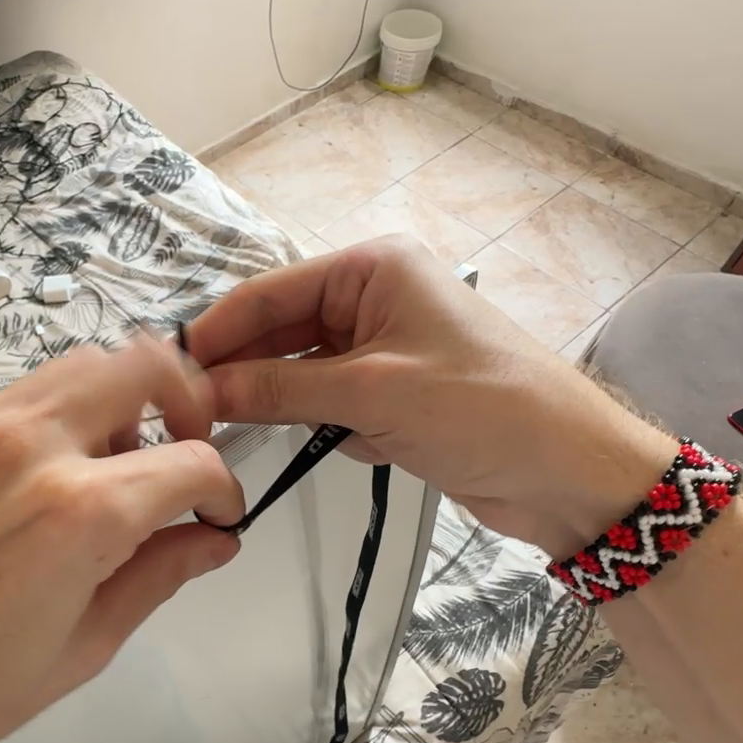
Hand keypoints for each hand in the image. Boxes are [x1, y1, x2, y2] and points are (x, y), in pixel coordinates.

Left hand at [0, 336, 245, 742]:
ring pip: (84, 364)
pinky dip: (62, 415)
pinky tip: (48, 473)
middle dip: (187, 400)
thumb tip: (216, 538)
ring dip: (123, 400)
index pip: (192, 463)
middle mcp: (30, 445)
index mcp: (77, 512)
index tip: (218, 515)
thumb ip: (160, 573)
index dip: (223, 488)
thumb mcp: (84, 647)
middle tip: (184, 451)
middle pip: (145, 364)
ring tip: (115, 463)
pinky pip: (26, 394)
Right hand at [185, 236, 675, 558]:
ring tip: (224, 429)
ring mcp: (380, 350)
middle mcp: (373, 300)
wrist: (570, 473)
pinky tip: (312, 444)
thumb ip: (284, 388)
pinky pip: (326, 402)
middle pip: (282, 331)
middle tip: (189, 407)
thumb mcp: (373, 392)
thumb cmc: (485, 407)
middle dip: (242, 369)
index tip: (172, 366)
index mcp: (373, 269)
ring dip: (276, 400)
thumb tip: (207, 391)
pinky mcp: (388, 395)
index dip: (219, 329)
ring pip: (301, 371)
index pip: (273, 292)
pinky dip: (313, 424)